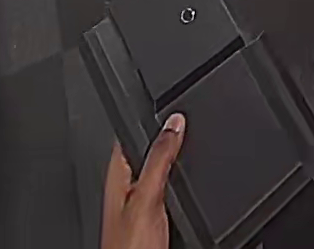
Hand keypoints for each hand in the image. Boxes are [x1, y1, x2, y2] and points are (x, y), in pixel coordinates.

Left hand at [100, 113, 184, 248]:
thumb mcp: (146, 198)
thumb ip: (160, 157)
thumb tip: (174, 121)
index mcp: (119, 175)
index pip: (130, 131)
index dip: (150, 113)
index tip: (170, 96)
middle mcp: (130, 187)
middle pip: (153, 148)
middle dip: (171, 134)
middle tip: (190, 116)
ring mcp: (145, 203)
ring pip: (166, 168)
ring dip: (180, 159)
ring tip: (194, 142)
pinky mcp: (160, 218)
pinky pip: (175, 187)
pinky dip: (185, 180)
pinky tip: (194, 176)